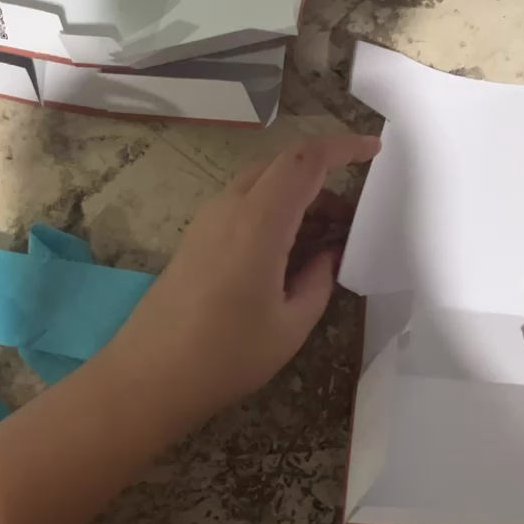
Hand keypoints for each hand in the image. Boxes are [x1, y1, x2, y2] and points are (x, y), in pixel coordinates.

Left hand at [107, 134, 381, 408]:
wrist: (149, 376)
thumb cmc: (226, 355)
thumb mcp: (290, 325)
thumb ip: (319, 280)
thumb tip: (330, 254)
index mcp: (258, 221)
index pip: (305, 160)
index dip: (343, 146)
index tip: (374, 150)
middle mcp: (230, 207)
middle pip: (283, 166)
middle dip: (324, 180)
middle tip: (353, 219)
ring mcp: (208, 220)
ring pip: (262, 185)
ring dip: (298, 199)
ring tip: (328, 242)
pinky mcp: (196, 237)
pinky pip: (244, 206)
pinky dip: (274, 213)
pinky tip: (290, 254)